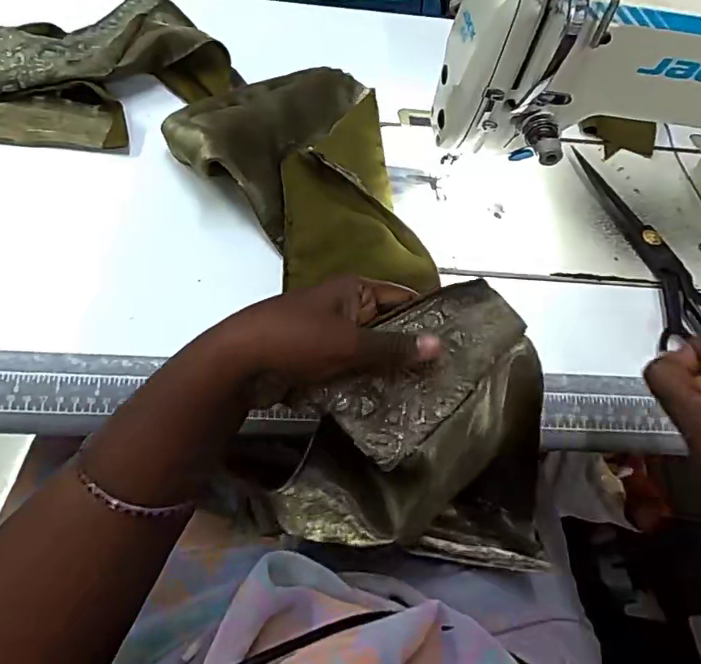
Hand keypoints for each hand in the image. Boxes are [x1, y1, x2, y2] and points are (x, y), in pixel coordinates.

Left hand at [204, 276, 443, 400]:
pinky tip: (393, 408)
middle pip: (389, 328)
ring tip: (431, 399)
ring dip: (391, 374)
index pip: (403, 298)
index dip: (430, 317)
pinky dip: (367, 386)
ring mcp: (331, 336)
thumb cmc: (295, 340)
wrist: (239, 362)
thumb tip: (439, 345)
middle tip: (452, 380)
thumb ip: (392, 346)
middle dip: (413, 351)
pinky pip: (352, 372)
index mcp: (354, 291)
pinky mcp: (319, 362)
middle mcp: (346, 308)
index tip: (461, 343)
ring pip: (372, 354)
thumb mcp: (348, 343)